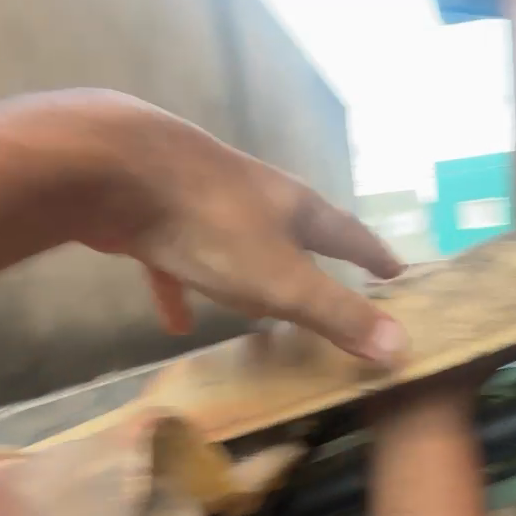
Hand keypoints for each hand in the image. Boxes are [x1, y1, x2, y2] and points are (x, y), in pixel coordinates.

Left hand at [47, 91, 409, 364]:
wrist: (113, 169)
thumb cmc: (212, 228)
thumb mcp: (284, 282)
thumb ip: (338, 314)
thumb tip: (401, 347)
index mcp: (293, 208)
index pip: (347, 233)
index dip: (372, 256)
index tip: (396, 271)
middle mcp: (253, 197)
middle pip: (293, 232)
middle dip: (312, 259)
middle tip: (330, 281)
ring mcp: (202, 199)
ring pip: (236, 242)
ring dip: (249, 276)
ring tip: (256, 312)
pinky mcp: (156, 211)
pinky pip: (177, 259)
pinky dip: (181, 288)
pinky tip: (175, 322)